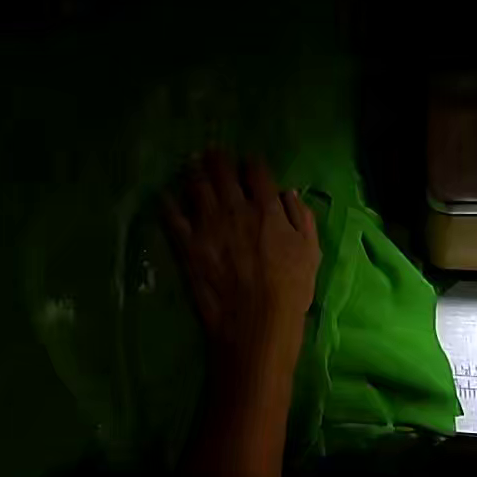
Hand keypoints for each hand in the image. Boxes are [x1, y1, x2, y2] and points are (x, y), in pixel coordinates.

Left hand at [162, 151, 321, 378]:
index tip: (247, 164)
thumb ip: (301, 217)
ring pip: (196, 186)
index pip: (256, 171)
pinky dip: (168, 203)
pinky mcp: (187, 246)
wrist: (256, 324)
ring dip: (193, 171)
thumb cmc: (290, 291)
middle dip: (216, 158)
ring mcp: (208, 226)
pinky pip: (172, 216)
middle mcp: (234, 209)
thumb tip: (289, 193)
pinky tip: (165, 196)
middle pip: (221, 172)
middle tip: (211, 152)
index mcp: (267, 208)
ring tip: (190, 164)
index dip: (250, 163)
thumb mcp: (311, 251)